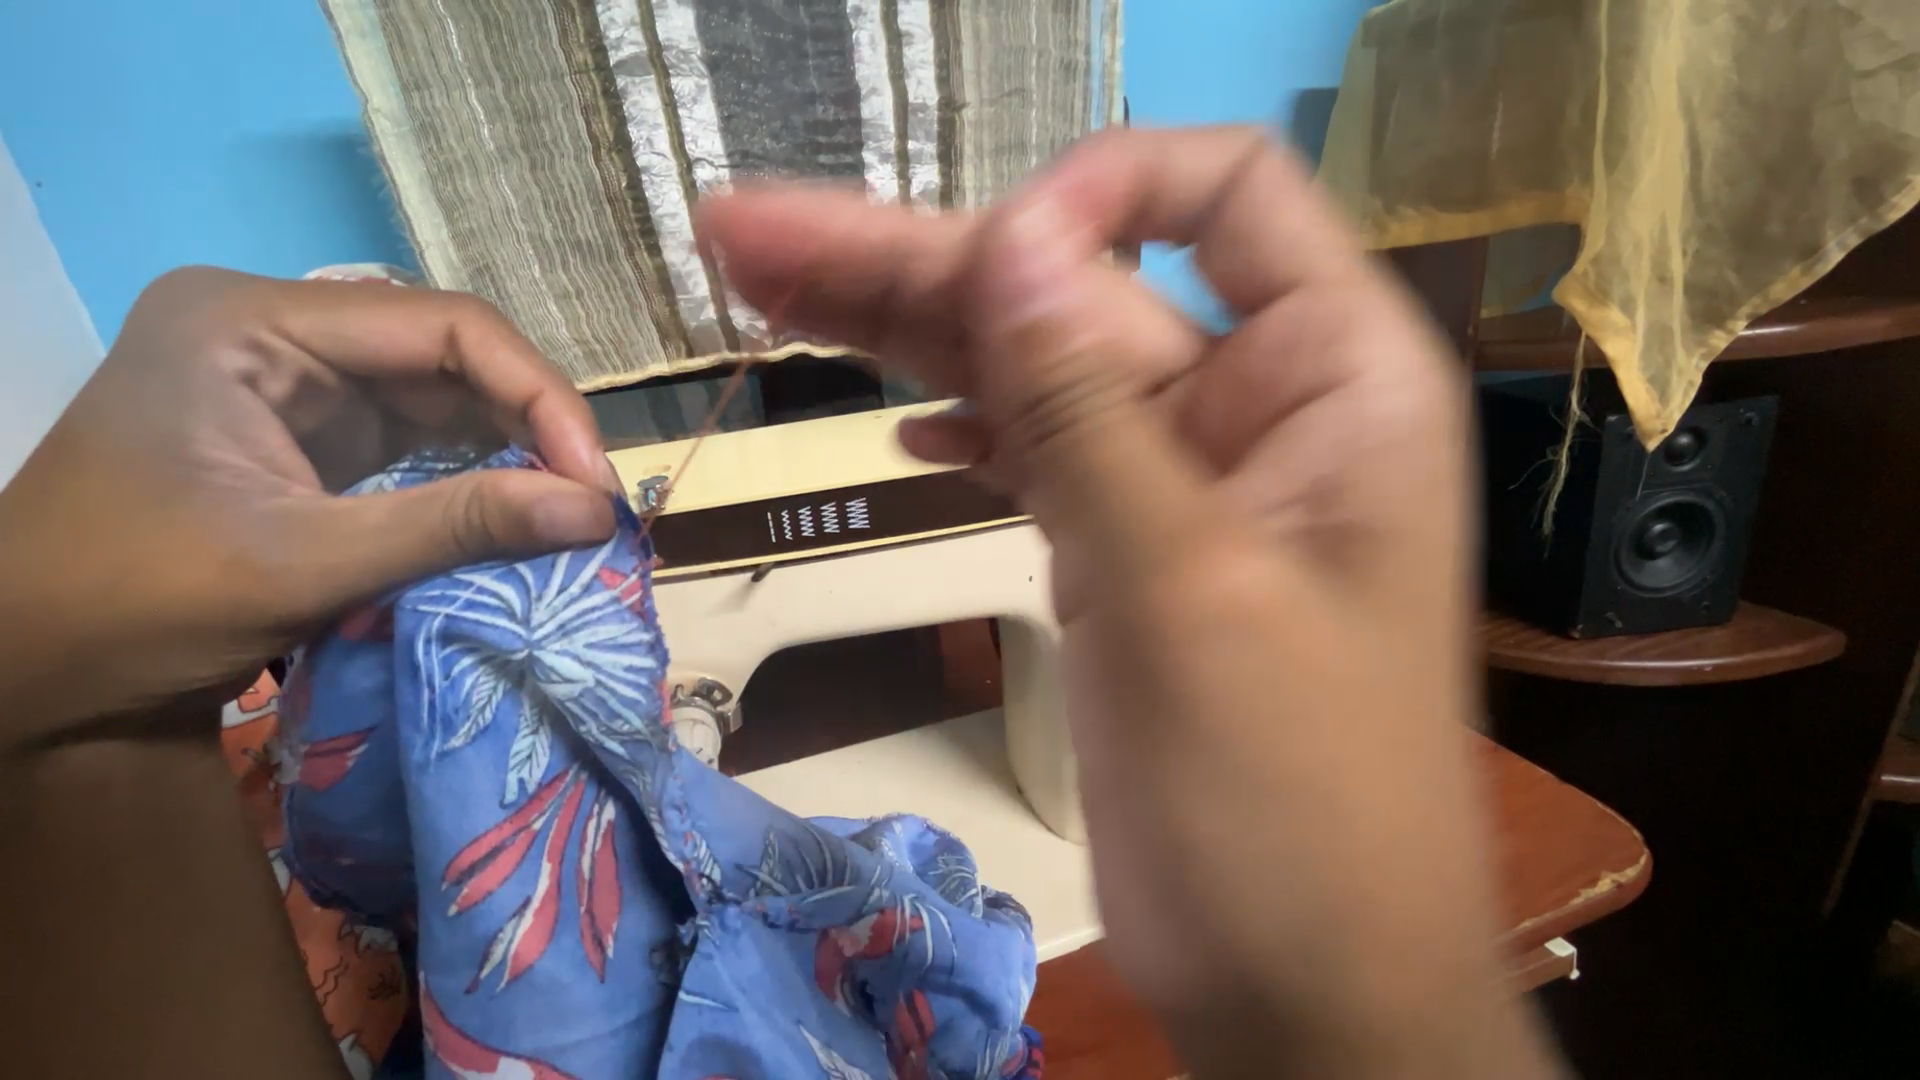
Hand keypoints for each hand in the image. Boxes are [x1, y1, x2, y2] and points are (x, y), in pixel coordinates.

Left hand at [0, 268, 618, 743]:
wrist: (29, 676)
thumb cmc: (133, 604)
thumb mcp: (307, 562)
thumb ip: (460, 525)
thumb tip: (598, 514)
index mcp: (254, 323)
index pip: (447, 327)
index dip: (540, 395)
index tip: (592, 478)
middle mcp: (288, 333)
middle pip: (460, 356)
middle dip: (540, 425)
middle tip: (594, 500)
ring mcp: (310, 383)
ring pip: (458, 396)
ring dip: (524, 450)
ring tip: (575, 506)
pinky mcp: (329, 434)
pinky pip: (437, 438)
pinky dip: (491, 474)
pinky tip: (527, 507)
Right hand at [701, 128, 1558, 1076]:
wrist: (1303, 981)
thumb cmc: (1287, 806)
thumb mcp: (1186, 589)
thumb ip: (1093, 410)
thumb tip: (1015, 235)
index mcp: (1328, 379)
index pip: (1218, 197)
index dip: (1093, 196)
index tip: (979, 249)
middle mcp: (1252, 406)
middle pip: (1071, 292)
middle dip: (915, 260)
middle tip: (750, 230)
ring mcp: (1177, 479)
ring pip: (1029, 371)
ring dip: (902, 334)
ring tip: (761, 289)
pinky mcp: (1121, 549)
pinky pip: (1033, 455)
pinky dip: (964, 435)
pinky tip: (896, 432)